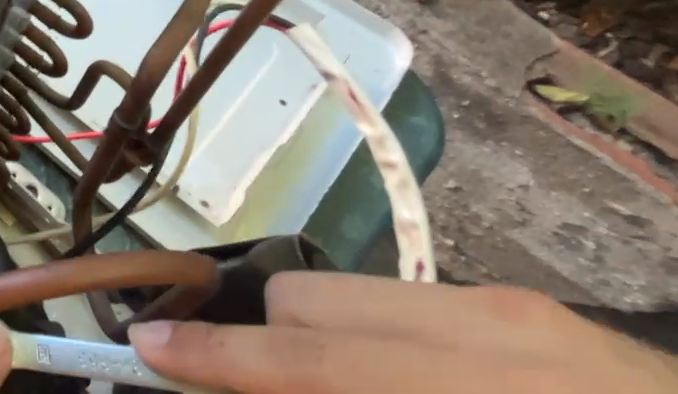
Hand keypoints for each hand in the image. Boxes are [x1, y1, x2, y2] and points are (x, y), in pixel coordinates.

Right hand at [131, 271, 677, 393]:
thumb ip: (327, 390)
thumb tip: (254, 377)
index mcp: (463, 384)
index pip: (302, 360)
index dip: (212, 358)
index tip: (143, 348)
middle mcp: (485, 330)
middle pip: (304, 304)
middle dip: (258, 344)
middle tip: (249, 384)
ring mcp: (515, 310)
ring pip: (346, 292)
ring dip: (312, 339)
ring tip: (324, 382)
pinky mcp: (534, 307)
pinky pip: (403, 301)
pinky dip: (373, 339)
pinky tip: (398, 380)